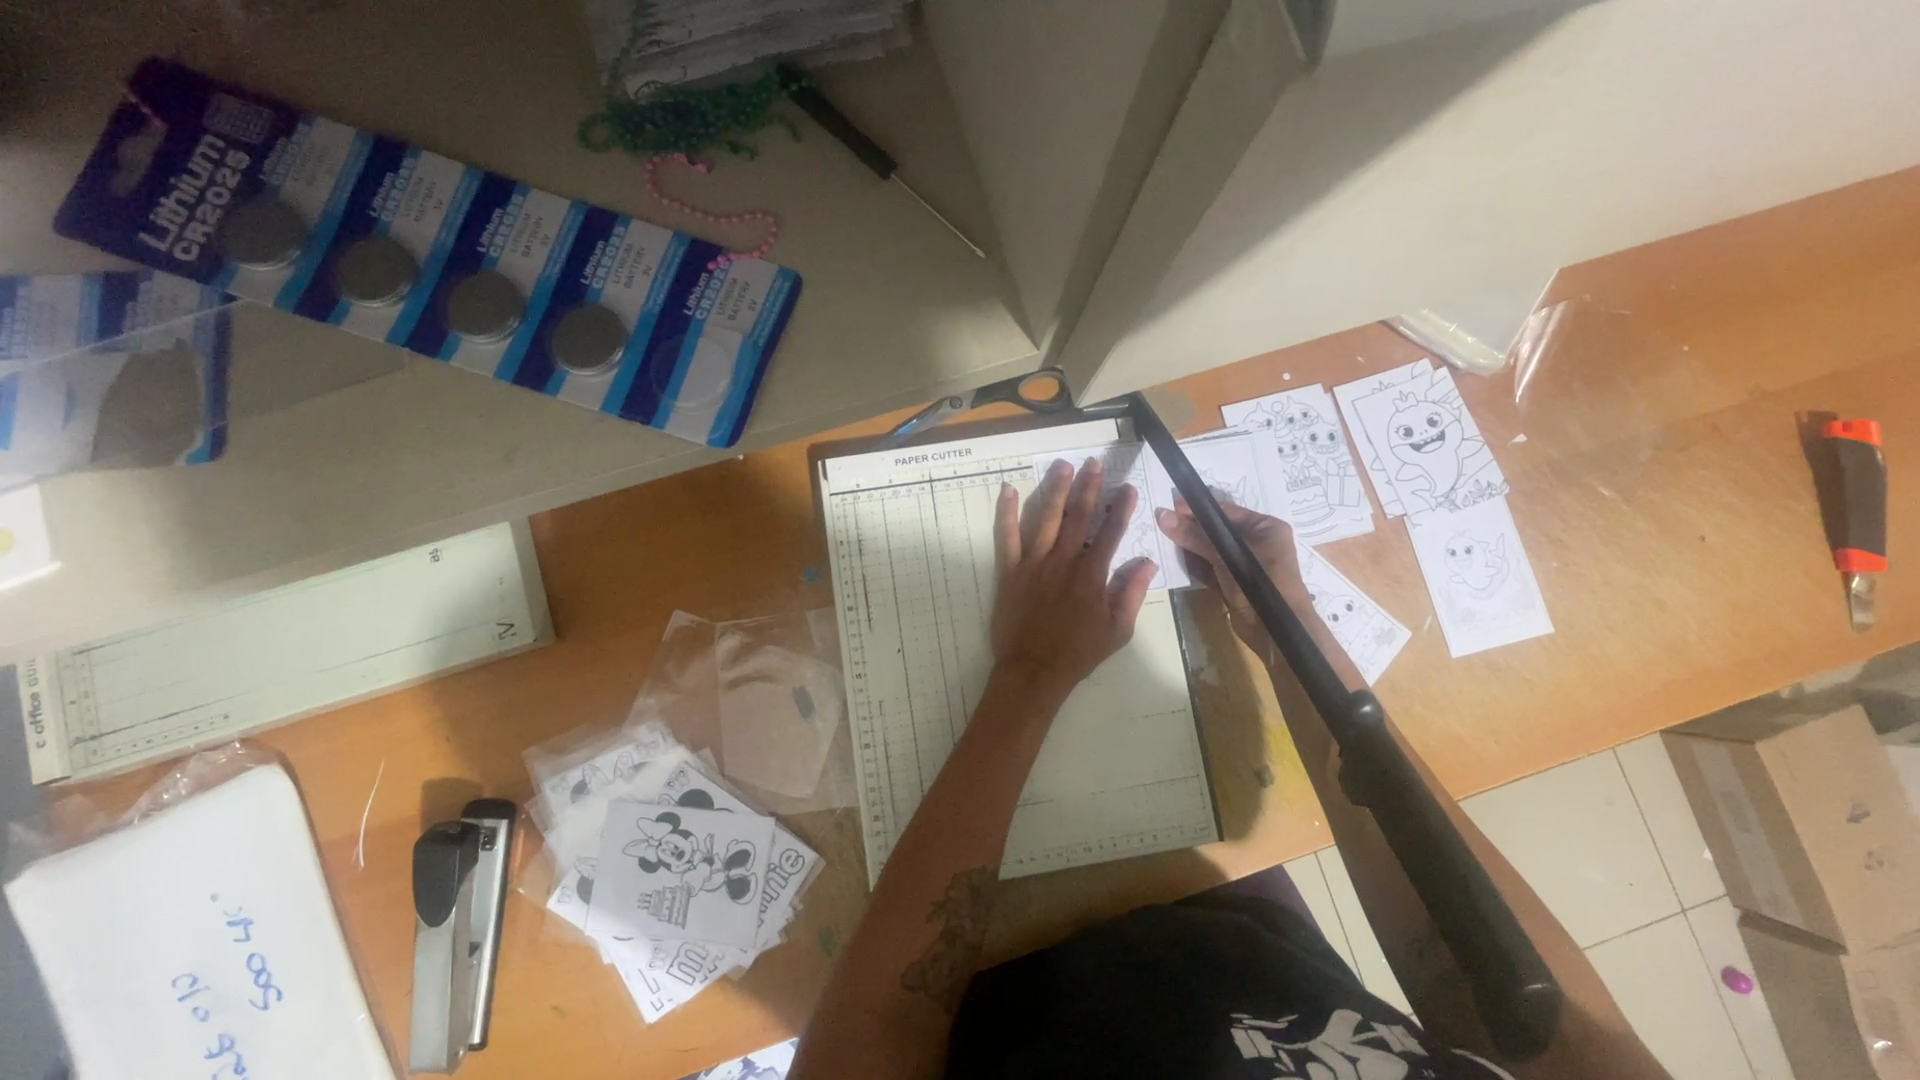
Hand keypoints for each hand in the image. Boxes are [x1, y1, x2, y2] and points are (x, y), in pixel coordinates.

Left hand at [990, 458, 1157, 696]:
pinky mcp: (1009, 571)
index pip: (1110, 533)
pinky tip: (1008, 489)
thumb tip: (1147, 563)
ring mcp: (1034, 563)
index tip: (1128, 488)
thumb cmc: (1078, 654)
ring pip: (1046, 518)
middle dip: (1090, 487)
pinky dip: (1006, 512)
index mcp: (1092, 575)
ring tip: (1063, 465)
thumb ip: (1132, 593)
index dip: (1121, 509)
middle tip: (1096, 463)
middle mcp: (1063, 561)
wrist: (1033, 670)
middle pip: (1079, 516)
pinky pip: (1006, 536)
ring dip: (1056, 490)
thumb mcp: (1117, 630)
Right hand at [1155, 500, 1302, 654]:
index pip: (1226, 511)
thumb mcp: (1227, 554)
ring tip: (1163, 539)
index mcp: (1265, 528)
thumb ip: (1194, 535)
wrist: (1274, 630)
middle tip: (1161, 522)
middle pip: (1217, 531)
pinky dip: (1195, 565)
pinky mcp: (1233, 585)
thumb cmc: (1260, 582)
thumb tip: (1162, 515)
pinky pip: (1210, 569)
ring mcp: (1244, 566)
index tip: (1169, 505)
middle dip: (1191, 528)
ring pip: (1211, 551)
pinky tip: (1174, 559)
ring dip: (1190, 547)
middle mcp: (1256, 543)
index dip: (1198, 509)